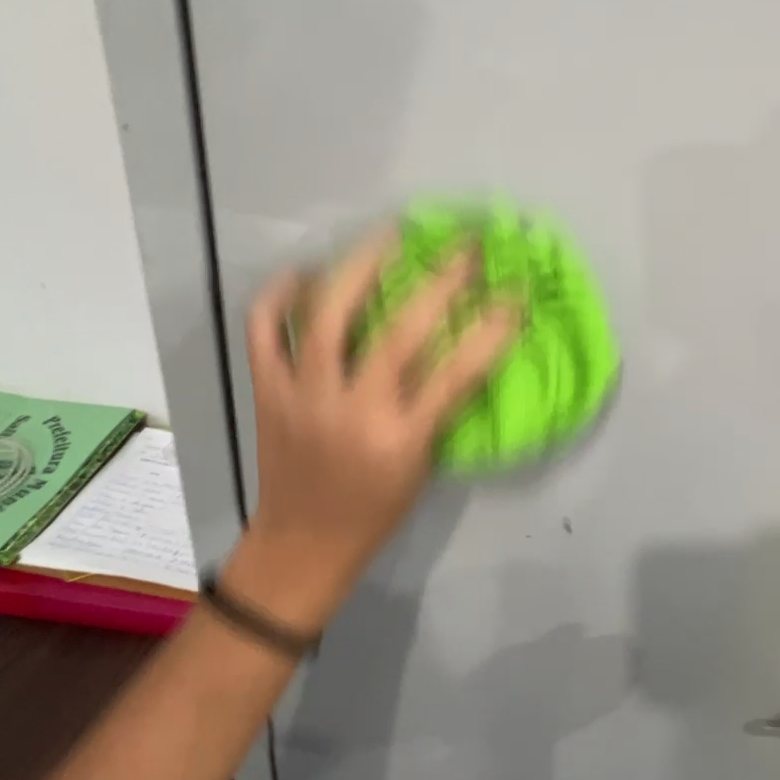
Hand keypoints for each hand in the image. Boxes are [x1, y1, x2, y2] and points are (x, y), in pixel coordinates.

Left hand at [221, 230, 518, 632]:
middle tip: (463, 247)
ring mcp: (303, 396)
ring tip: (388, 235)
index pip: (457, 373)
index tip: (515, 292)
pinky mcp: (268, 391)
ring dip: (360, 267)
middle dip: (440, 283)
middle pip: (400, 334)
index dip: (491, 329)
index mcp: (400, 439)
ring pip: (328, 317)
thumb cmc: (376, 510)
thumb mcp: (424, 464)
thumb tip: (463, 346)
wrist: (301, 544)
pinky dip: (279, 296)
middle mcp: (352, 411)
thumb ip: (440, 408)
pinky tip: (304, 271)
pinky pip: (264, 332)